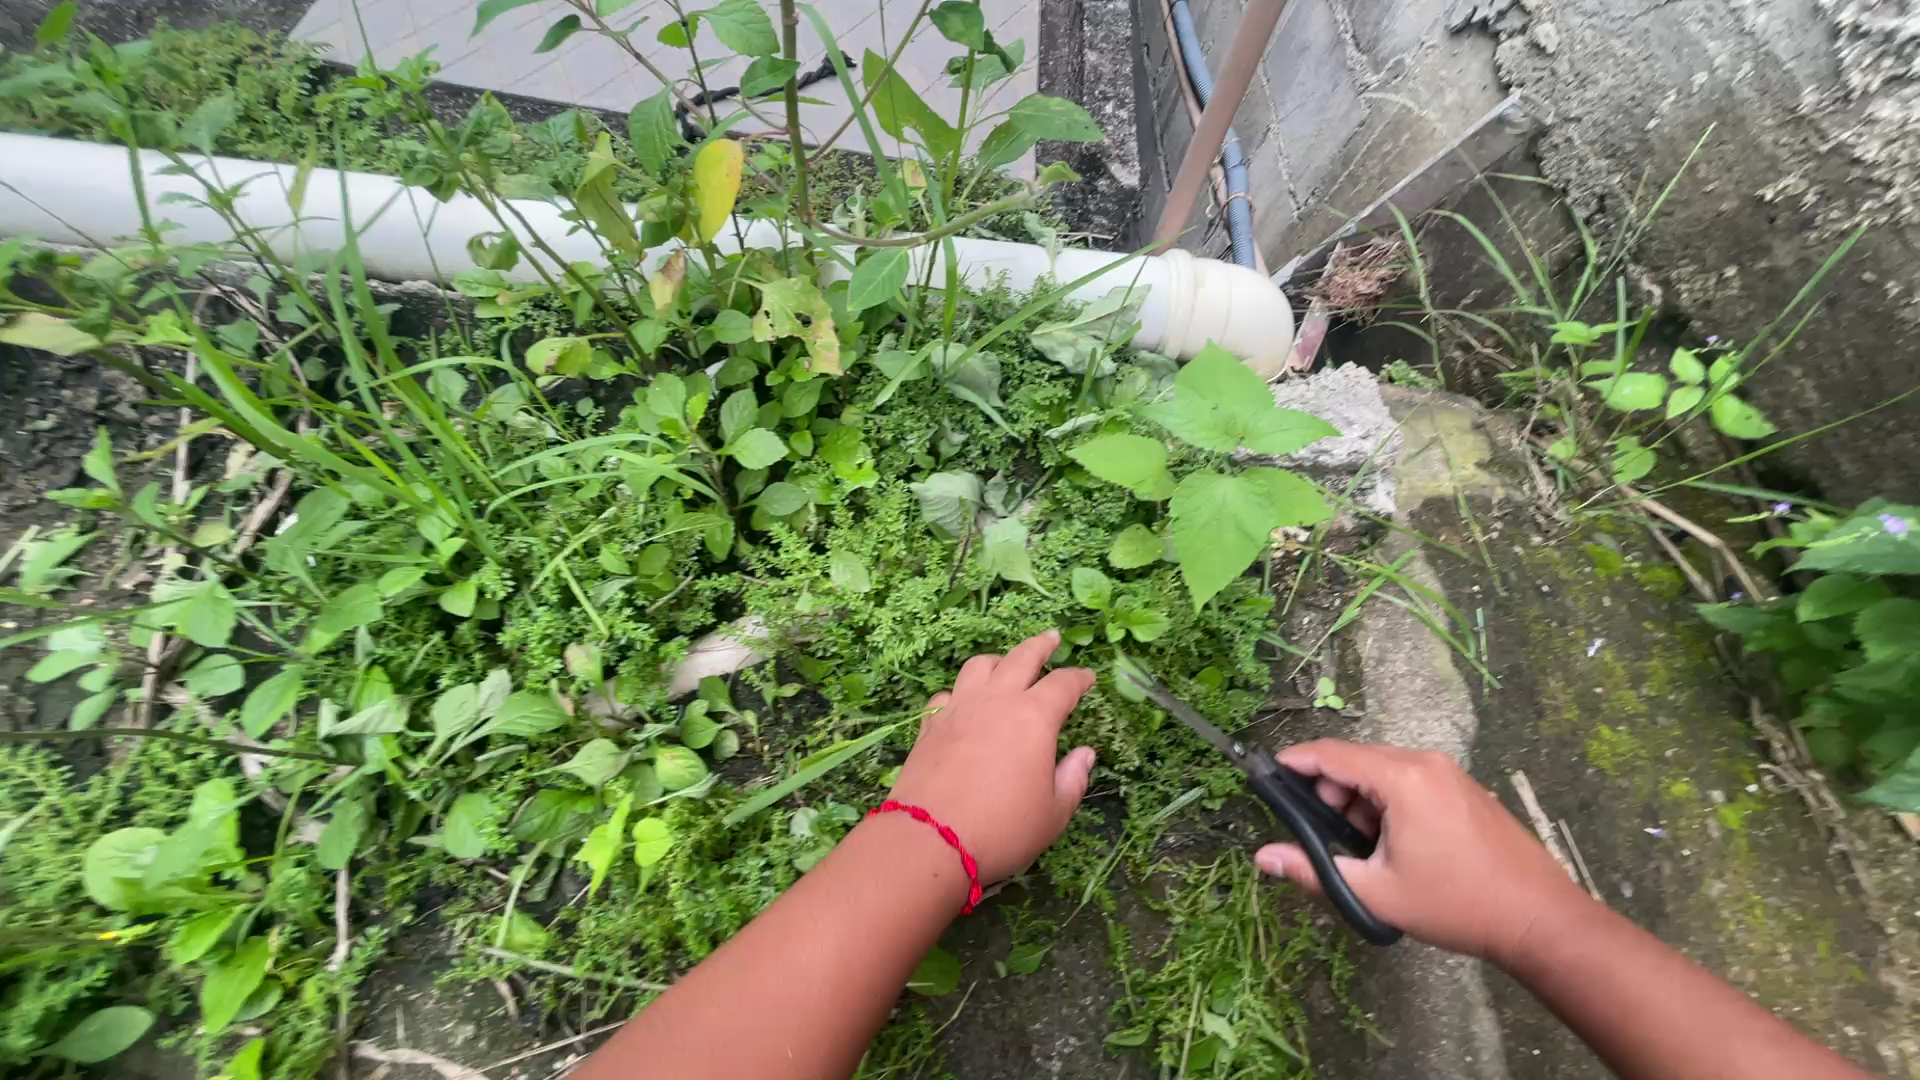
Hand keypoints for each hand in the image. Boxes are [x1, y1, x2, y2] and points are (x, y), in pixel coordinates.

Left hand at [886, 631, 1096, 881]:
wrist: (930, 839)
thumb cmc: (1002, 828)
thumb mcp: (1053, 813)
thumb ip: (1073, 779)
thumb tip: (1085, 753)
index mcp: (1034, 717)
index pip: (1063, 684)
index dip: (1079, 678)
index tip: (1088, 677)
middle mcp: (996, 700)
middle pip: (1021, 657)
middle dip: (1040, 645)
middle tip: (1051, 638)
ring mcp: (958, 707)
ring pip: (979, 665)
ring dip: (998, 660)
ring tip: (1006, 664)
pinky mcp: (930, 723)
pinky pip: (947, 693)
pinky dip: (960, 692)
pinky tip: (964, 702)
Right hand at [1253, 739, 1590, 963]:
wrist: (1545, 923)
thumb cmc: (1458, 904)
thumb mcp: (1378, 892)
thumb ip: (1313, 871)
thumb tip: (1263, 857)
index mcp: (1403, 778)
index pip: (1332, 754)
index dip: (1296, 761)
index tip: (1269, 774)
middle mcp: (1425, 762)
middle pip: (1356, 759)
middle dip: (1329, 788)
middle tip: (1324, 830)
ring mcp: (1449, 773)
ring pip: (1381, 769)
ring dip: (1358, 796)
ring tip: (1361, 842)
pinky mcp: (1463, 787)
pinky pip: (1408, 778)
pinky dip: (1385, 799)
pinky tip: (1391, 839)